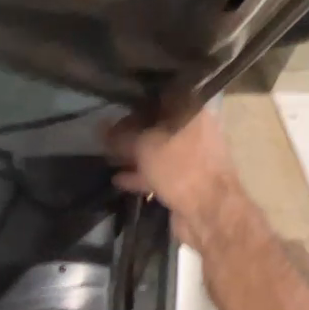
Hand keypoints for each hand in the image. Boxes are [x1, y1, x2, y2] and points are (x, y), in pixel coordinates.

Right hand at [100, 110, 243, 249]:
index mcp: (192, 112)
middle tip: (106, 137)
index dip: (135, 104)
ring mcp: (192, 157)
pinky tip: (118, 179)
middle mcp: (195, 131)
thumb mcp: (144, 146)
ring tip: (108, 158)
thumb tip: (100, 127)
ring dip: (133, 155)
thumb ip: (121, 136)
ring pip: (157, 151)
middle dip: (131, 133)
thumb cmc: (180, 167)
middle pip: (157, 126)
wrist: (209, 211)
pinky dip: (140, 175)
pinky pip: (158, 172)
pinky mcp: (186, 180)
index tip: (113, 110)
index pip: (160, 99)